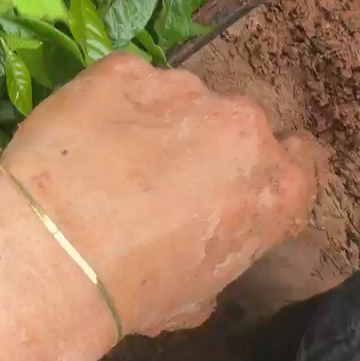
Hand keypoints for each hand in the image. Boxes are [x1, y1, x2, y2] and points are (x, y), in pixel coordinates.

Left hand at [0, 54, 317, 335]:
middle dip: (203, 138)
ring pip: (177, 95)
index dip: (267, 165)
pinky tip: (84, 130)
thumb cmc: (134, 288)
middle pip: (233, 122)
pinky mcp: (124, 67)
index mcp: (275, 187)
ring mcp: (182, 87)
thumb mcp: (200, 293)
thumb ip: (218, 248)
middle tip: (158, 168)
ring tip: (109, 151)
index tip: (236, 172)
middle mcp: (241, 125)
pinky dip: (111, 98)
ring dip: (155, 115)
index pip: (299, 158)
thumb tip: (195, 237)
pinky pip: (126, 79)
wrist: (60, 244)